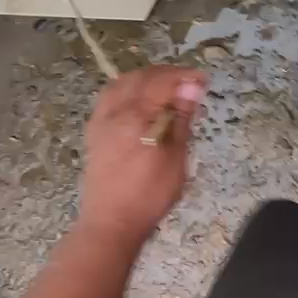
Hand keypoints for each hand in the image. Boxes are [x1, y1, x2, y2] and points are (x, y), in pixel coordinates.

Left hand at [77, 66, 207, 247]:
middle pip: (141, 77)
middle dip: (166, 74)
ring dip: (146, 78)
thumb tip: (191, 86)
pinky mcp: (95, 131)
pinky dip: (128, 89)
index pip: (162, 82)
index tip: (203, 80)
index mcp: (136, 116)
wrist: (110, 224)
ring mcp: (101, 120)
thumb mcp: (175, 157)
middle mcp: (114, 111)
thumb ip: (181, 118)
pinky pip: (110, 96)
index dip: (184, 76)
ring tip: (166, 88)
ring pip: (122, 83)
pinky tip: (140, 100)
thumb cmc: (149, 194)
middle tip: (188, 83)